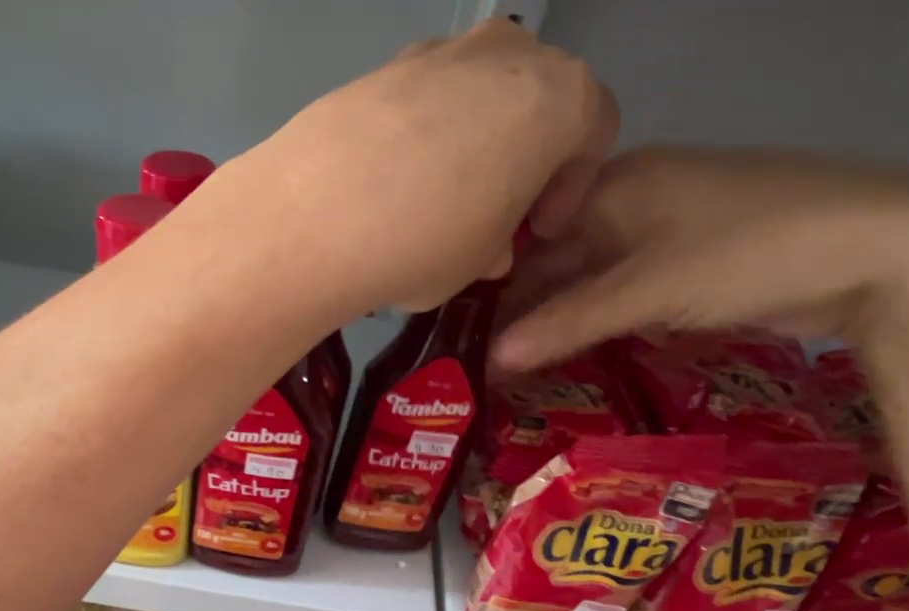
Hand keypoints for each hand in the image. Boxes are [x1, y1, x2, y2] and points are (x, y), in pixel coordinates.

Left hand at [205, 19, 617, 313]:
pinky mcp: (377, 69)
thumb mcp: (483, 260)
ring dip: (467, 145)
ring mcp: (437, 52)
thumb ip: (499, 242)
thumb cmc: (430, 239)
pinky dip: (416, 139)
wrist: (314, 214)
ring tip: (433, 206)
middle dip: (520, 158)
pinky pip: (418, 104)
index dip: (571, 188)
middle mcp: (507, 53)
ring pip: (473, 98)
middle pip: (533, 103)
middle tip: (492, 214)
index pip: (594, 132)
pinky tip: (387, 189)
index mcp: (561, 95)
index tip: (538, 230)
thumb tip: (490, 246)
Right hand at [490, 146, 908, 370]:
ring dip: (556, 323)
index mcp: (612, 185)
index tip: (459, 338)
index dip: (492, 289)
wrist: (883, 248)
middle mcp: (630, 200)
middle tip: (480, 367)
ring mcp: (663, 232)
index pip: (528, 239)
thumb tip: (491, 359)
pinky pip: (621, 294)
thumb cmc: (751, 250)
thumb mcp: (649, 287)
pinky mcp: (689, 264)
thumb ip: (568, 322)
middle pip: (556, 260)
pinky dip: (594, 325)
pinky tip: (568, 357)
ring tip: (512, 372)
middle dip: (521, 312)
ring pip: (587, 280)